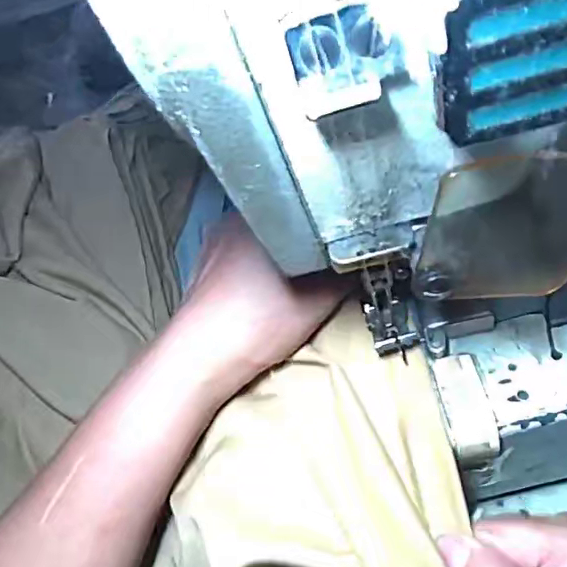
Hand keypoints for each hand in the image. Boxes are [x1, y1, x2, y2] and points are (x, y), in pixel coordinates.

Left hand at [174, 214, 348, 386]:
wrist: (203, 358)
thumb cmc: (258, 323)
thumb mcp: (320, 300)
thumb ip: (345, 275)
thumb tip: (363, 262)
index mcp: (261, 213)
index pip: (306, 209)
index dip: (329, 229)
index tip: (341, 249)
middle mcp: (232, 220)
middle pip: (284, 226)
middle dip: (304, 246)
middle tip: (323, 271)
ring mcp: (213, 245)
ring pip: (261, 245)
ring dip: (280, 261)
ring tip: (294, 288)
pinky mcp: (203, 270)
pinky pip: (242, 264)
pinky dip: (257, 276)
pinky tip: (265, 299)